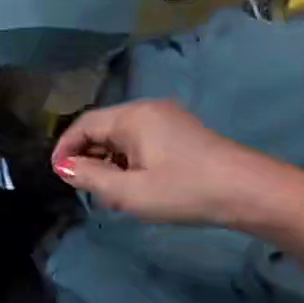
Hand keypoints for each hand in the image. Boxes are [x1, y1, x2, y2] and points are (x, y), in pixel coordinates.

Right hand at [51, 99, 301, 228]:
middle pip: (103, 127)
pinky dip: (129, 160)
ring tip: (110, 193)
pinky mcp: (182, 133)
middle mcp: (148, 109)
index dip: (65, 149)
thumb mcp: (129, 193)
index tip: (57, 175)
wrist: (246, 191)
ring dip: (109, 161)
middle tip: (85, 189)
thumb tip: (64, 167)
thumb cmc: (183, 191)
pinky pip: (142, 141)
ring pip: (123, 136)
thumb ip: (91, 178)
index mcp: (132, 117)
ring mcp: (168, 119)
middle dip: (87, 156)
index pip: (84, 124)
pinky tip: (136, 185)